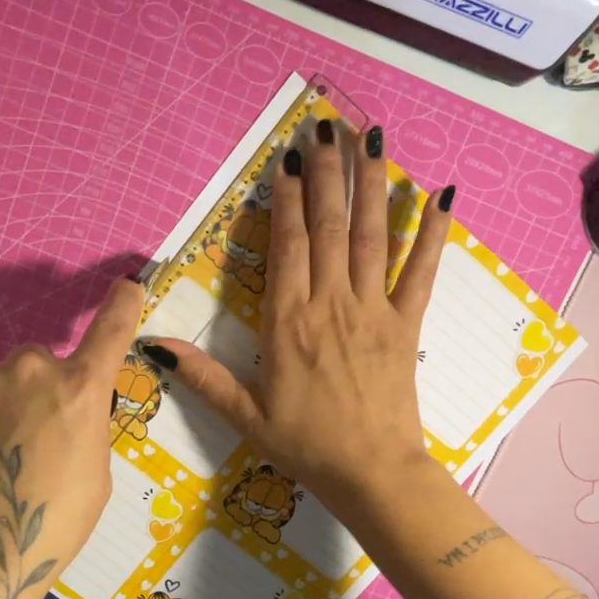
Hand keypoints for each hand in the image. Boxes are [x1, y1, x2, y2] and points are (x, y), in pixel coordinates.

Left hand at [0, 277, 143, 598]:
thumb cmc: (48, 530)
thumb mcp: (94, 480)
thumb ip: (84, 429)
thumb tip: (63, 414)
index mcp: (78, 391)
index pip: (109, 332)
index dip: (121, 307)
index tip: (128, 285)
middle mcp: (28, 371)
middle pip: (41, 367)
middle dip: (43, 395)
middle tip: (34, 448)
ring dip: (2, 410)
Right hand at [149, 121, 454, 517]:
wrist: (370, 474)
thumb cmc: (304, 446)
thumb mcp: (244, 416)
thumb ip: (204, 377)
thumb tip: (155, 347)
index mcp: (288, 324)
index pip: (287, 246)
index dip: (286, 198)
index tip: (287, 158)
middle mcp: (330, 304)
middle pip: (328, 226)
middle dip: (326, 172)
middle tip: (326, 124)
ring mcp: (372, 311)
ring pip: (372, 235)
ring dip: (372, 182)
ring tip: (372, 135)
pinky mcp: (405, 325)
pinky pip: (421, 272)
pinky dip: (433, 233)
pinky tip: (442, 194)